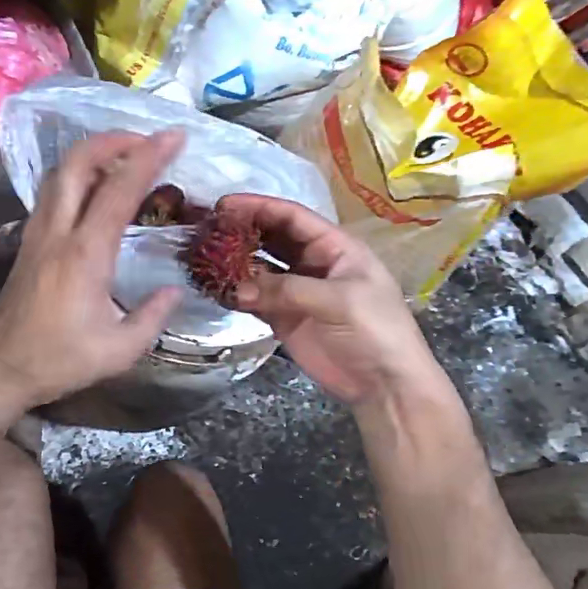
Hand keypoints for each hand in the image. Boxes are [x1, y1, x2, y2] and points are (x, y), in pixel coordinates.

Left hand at [0, 130, 184, 415]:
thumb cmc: (60, 361)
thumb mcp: (121, 349)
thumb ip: (153, 316)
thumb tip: (173, 291)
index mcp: (86, 254)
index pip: (120, 189)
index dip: (149, 157)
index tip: (175, 136)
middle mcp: (57, 233)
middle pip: (77, 163)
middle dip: (113, 140)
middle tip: (146, 141)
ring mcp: (37, 235)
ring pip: (60, 174)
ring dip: (92, 155)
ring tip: (125, 158)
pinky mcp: (27, 245)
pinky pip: (52, 194)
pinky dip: (77, 177)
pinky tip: (95, 190)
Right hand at [220, 194, 443, 406]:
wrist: (384, 383)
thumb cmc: (375, 330)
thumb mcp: (339, 300)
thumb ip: (287, 289)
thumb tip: (235, 289)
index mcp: (334, 247)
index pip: (292, 217)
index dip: (259, 207)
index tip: (225, 204)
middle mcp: (312, 263)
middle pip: (272, 238)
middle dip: (242, 231)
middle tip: (207, 229)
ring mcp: (296, 291)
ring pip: (259, 268)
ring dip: (235, 263)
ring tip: (203, 257)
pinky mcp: (284, 318)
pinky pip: (254, 299)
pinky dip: (236, 294)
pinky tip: (215, 288)